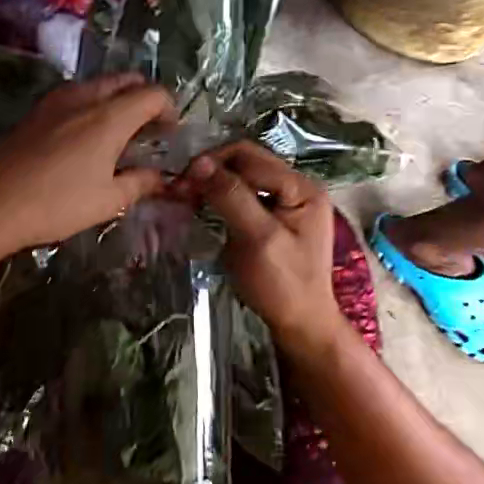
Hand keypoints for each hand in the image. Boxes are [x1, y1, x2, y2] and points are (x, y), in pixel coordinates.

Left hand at [0, 74, 174, 256]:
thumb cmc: (56, 205)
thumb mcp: (108, 201)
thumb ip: (141, 183)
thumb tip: (160, 177)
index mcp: (110, 116)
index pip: (154, 93)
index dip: (170, 110)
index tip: (169, 135)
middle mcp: (86, 97)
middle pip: (128, 79)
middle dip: (145, 97)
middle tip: (148, 129)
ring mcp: (57, 100)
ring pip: (100, 84)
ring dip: (118, 99)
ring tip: (118, 132)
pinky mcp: (36, 110)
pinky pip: (76, 95)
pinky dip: (92, 105)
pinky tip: (83, 138)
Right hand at [186, 142, 344, 354]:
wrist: (302, 327)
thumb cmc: (283, 285)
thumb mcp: (258, 238)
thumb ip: (232, 197)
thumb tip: (200, 164)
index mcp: (301, 187)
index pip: (250, 156)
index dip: (214, 163)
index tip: (182, 181)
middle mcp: (297, 187)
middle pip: (247, 163)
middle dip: (213, 170)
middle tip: (181, 187)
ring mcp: (287, 202)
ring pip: (244, 177)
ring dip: (215, 182)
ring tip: (187, 195)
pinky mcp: (275, 218)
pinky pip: (246, 195)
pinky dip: (223, 197)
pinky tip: (204, 206)